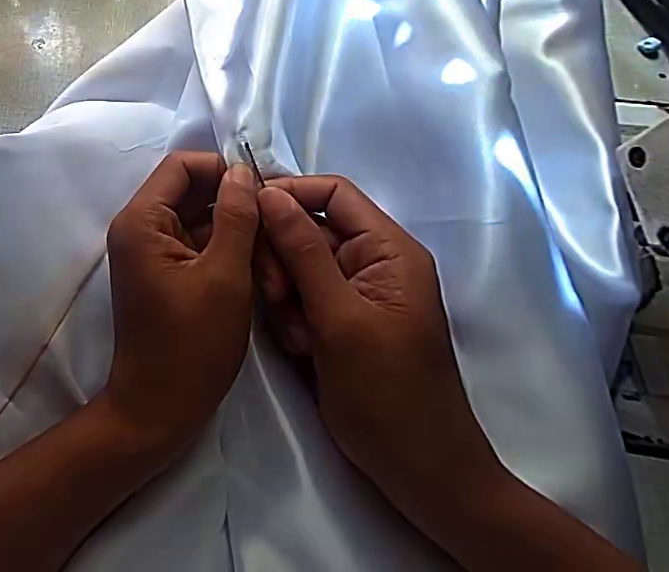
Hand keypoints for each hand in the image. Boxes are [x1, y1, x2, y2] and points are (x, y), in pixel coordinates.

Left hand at [100, 152, 259, 451]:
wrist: (158, 413)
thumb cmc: (191, 346)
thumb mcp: (224, 277)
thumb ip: (236, 217)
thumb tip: (241, 171)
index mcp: (142, 220)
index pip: (182, 166)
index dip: (223, 169)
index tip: (265, 189)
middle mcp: (140, 227)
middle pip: (193, 192)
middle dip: (237, 206)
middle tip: (280, 227)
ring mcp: (152, 251)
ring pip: (201, 220)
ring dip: (239, 234)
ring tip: (276, 264)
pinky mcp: (166, 272)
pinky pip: (200, 245)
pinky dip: (229, 253)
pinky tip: (263, 275)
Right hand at [254, 176, 505, 517]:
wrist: (420, 476)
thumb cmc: (388, 395)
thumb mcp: (339, 317)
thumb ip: (302, 250)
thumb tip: (269, 194)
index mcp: (388, 249)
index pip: (333, 192)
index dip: (289, 193)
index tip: (248, 212)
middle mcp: (372, 261)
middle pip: (309, 228)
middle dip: (284, 258)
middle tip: (274, 294)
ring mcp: (356, 291)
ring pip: (298, 264)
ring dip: (286, 293)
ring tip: (298, 334)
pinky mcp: (340, 318)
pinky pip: (302, 296)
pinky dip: (293, 317)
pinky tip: (303, 348)